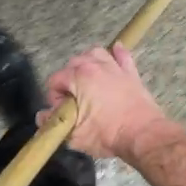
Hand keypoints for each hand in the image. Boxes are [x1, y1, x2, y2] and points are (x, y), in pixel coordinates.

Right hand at [39, 44, 179, 160]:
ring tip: (86, 78)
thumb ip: (53, 123)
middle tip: (73, 101)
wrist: (142, 135)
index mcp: (78, 77)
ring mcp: (115, 68)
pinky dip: (117, 53)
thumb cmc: (106, 134)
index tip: (61, 112)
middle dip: (68, 80)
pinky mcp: (131, 74)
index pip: (55, 80)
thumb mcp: (73, 135)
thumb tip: (42, 116)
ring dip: (88, 62)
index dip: (54, 97)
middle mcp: (95, 66)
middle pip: (73, 63)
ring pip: (96, 53)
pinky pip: (123, 56)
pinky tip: (115, 51)